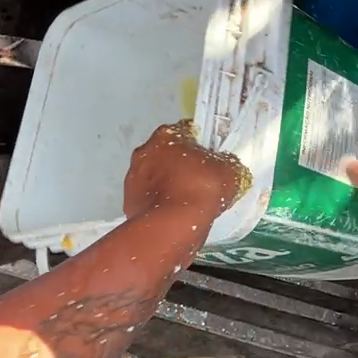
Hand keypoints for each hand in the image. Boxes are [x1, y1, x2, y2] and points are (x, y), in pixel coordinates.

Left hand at [123, 122, 249, 220]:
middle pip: (167, 155)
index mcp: (166, 135)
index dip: (201, 144)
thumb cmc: (201, 188)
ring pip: (157, 179)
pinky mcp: (129, 204)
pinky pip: (151, 201)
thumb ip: (226, 163)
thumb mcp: (229, 171)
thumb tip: (225, 165)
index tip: (212, 156)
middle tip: (201, 180)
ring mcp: (133, 179)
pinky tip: (177, 216)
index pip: (186, 132)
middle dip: (181, 165)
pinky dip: (162, 206)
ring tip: (189, 202)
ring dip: (169, 186)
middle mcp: (144, 152)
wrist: (172, 225)